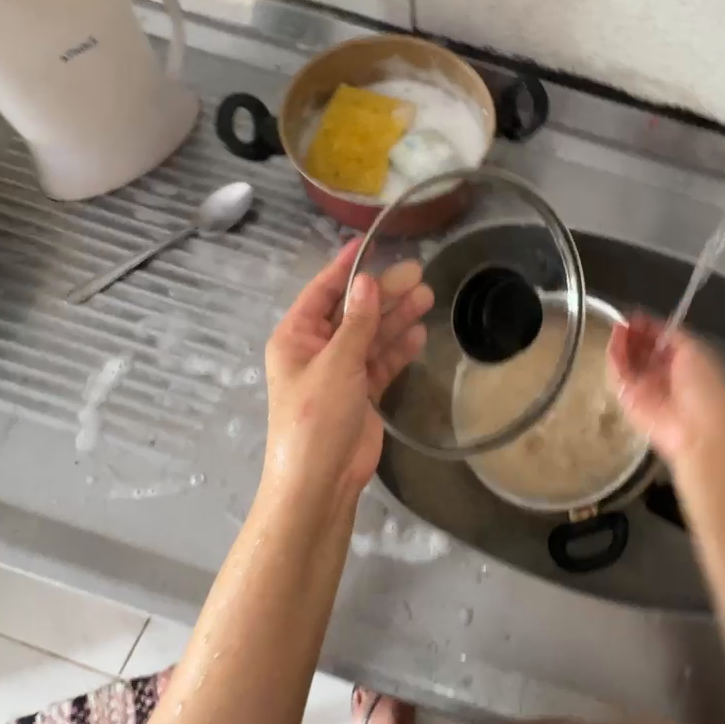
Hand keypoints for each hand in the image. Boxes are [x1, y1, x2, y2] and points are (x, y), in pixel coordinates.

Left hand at [263, 242, 431, 508]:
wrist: (320, 480)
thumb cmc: (316, 418)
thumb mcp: (336, 364)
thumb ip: (357, 322)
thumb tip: (368, 281)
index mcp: (296, 337)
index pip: (322, 290)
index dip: (346, 266)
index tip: (370, 242)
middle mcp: (317, 349)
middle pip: (354, 311)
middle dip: (384, 293)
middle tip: (418, 272)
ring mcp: (340, 371)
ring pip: (372, 335)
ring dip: (396, 317)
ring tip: (427, 296)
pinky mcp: (361, 392)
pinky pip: (382, 361)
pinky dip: (399, 348)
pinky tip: (419, 333)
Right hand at [606, 313, 724, 467]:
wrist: (697, 430)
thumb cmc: (703, 387)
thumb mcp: (695, 350)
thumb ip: (673, 334)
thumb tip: (653, 324)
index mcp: (682, 362)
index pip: (659, 340)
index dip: (647, 327)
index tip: (637, 316)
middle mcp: (661, 374)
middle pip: (640, 349)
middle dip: (632, 333)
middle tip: (625, 321)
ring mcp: (643, 386)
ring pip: (626, 360)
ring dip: (622, 342)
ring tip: (618, 327)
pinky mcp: (627, 399)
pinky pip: (617, 374)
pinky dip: (614, 357)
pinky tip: (615, 341)